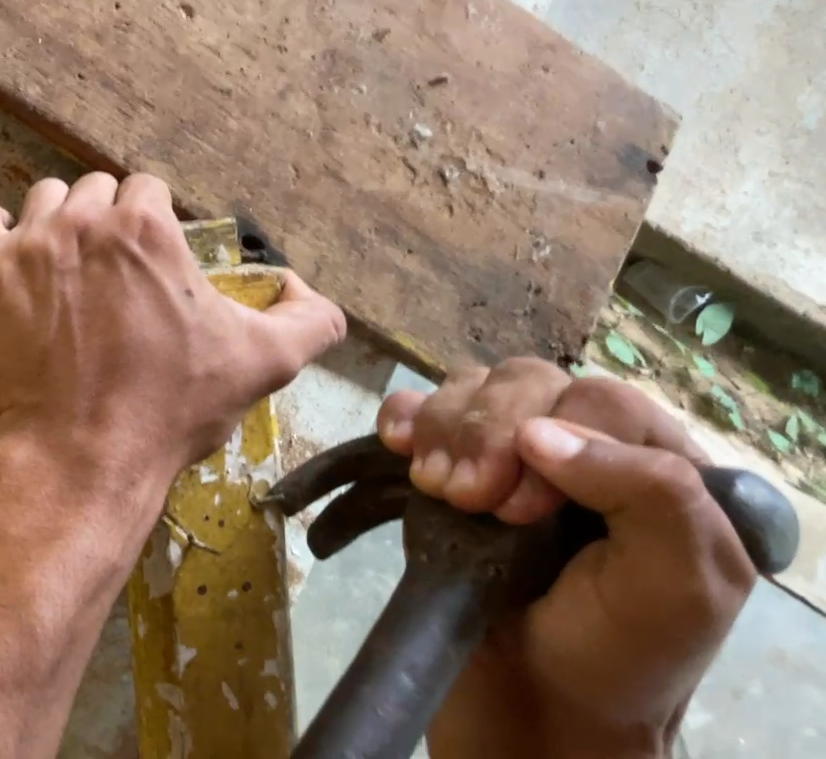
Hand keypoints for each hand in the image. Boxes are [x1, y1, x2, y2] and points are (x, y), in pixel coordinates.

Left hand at [0, 173, 345, 500]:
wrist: (84, 447)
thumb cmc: (170, 405)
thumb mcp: (263, 364)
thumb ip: (306, 320)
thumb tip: (307, 290)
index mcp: (148, 228)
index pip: (147, 189)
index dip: (150, 222)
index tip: (147, 261)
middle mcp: (86, 220)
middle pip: (94, 190)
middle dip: (103, 220)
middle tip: (105, 271)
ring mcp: (29, 241)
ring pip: (41, 198)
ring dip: (53, 220)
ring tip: (59, 264)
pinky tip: (3, 248)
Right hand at [378, 363, 758, 757]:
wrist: (529, 693)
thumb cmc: (614, 648)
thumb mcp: (676, 586)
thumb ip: (652, 495)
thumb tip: (540, 432)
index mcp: (656, 464)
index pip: (599, 400)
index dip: (554, 439)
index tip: (518, 508)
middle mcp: (581, 443)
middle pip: (525, 381)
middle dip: (483, 432)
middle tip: (463, 499)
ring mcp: (505, 449)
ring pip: (468, 386)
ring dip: (441, 429)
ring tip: (433, 488)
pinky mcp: (444, 458)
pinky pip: (416, 405)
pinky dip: (401, 415)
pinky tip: (397, 444)